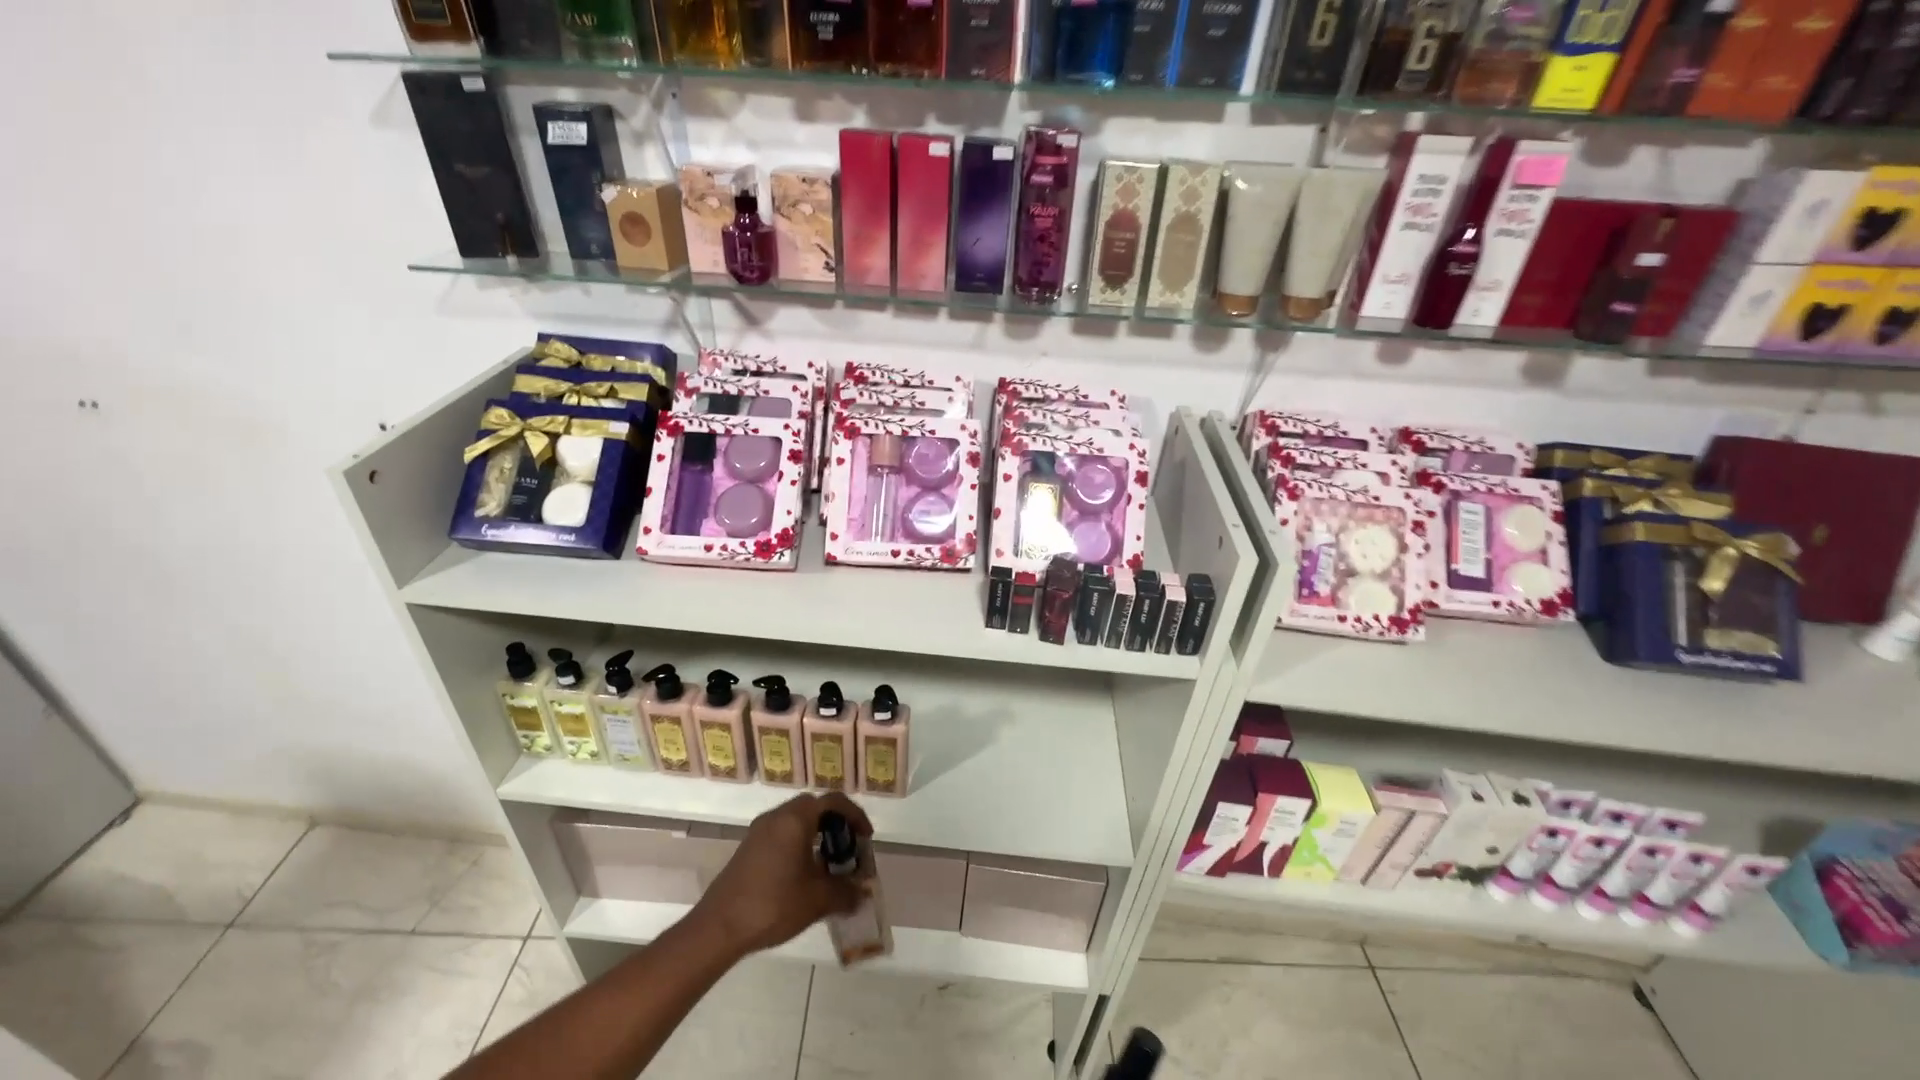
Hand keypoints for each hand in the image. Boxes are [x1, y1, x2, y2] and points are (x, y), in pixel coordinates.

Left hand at [692, 792, 874, 957]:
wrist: (719, 928)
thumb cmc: (773, 905)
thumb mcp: (818, 899)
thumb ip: (846, 892)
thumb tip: (863, 892)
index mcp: (795, 819)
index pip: (833, 801)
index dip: (855, 815)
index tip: (866, 838)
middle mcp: (776, 818)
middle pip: (813, 808)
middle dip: (836, 826)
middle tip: (849, 850)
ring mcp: (758, 833)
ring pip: (796, 822)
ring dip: (817, 837)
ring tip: (830, 867)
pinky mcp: (748, 850)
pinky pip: (782, 836)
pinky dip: (799, 846)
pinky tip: (805, 877)